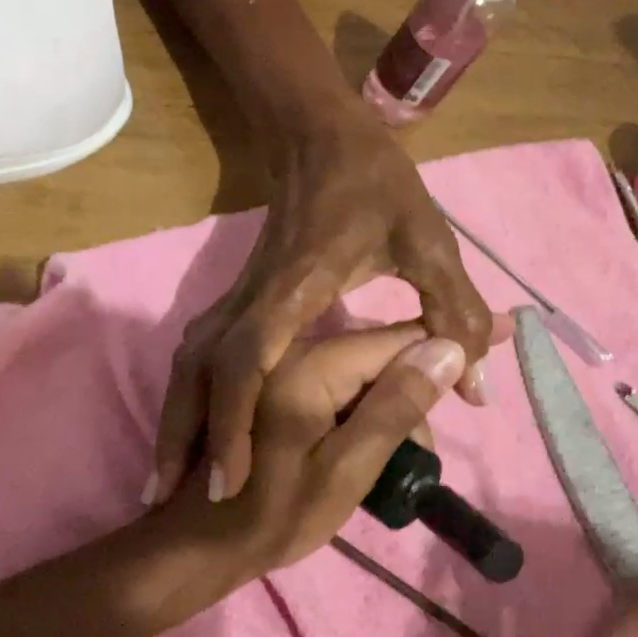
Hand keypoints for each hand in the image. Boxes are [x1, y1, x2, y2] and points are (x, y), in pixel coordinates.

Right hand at [149, 107, 495, 504]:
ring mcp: (233, 295)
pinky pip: (196, 354)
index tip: (231, 482)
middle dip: (185, 437)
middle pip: (199, 371)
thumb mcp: (427, 242)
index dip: (235, 421)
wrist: (318, 134)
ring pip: (188, 363)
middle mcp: (249, 299)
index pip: (248, 360)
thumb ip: (453, 313)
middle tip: (172, 502)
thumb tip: (471, 389)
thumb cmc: (374, 185)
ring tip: (166, 480)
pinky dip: (187, 395)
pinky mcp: (232, 296)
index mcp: (293, 288)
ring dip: (175, 419)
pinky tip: (189, 428)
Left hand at [156, 323, 465, 575]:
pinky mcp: (266, 387)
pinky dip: (354, 410)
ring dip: (383, 409)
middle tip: (426, 454)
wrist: (194, 544)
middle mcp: (284, 348)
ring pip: (352, 371)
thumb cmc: (271, 517)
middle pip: (372, 355)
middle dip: (411, 395)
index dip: (447, 346)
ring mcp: (271, 366)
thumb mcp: (346, 471)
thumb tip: (447, 350)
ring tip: (398, 463)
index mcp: (305, 363)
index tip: (498, 340)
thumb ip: (394, 408)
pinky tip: (362, 450)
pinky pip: (327, 383)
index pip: (394, 340)